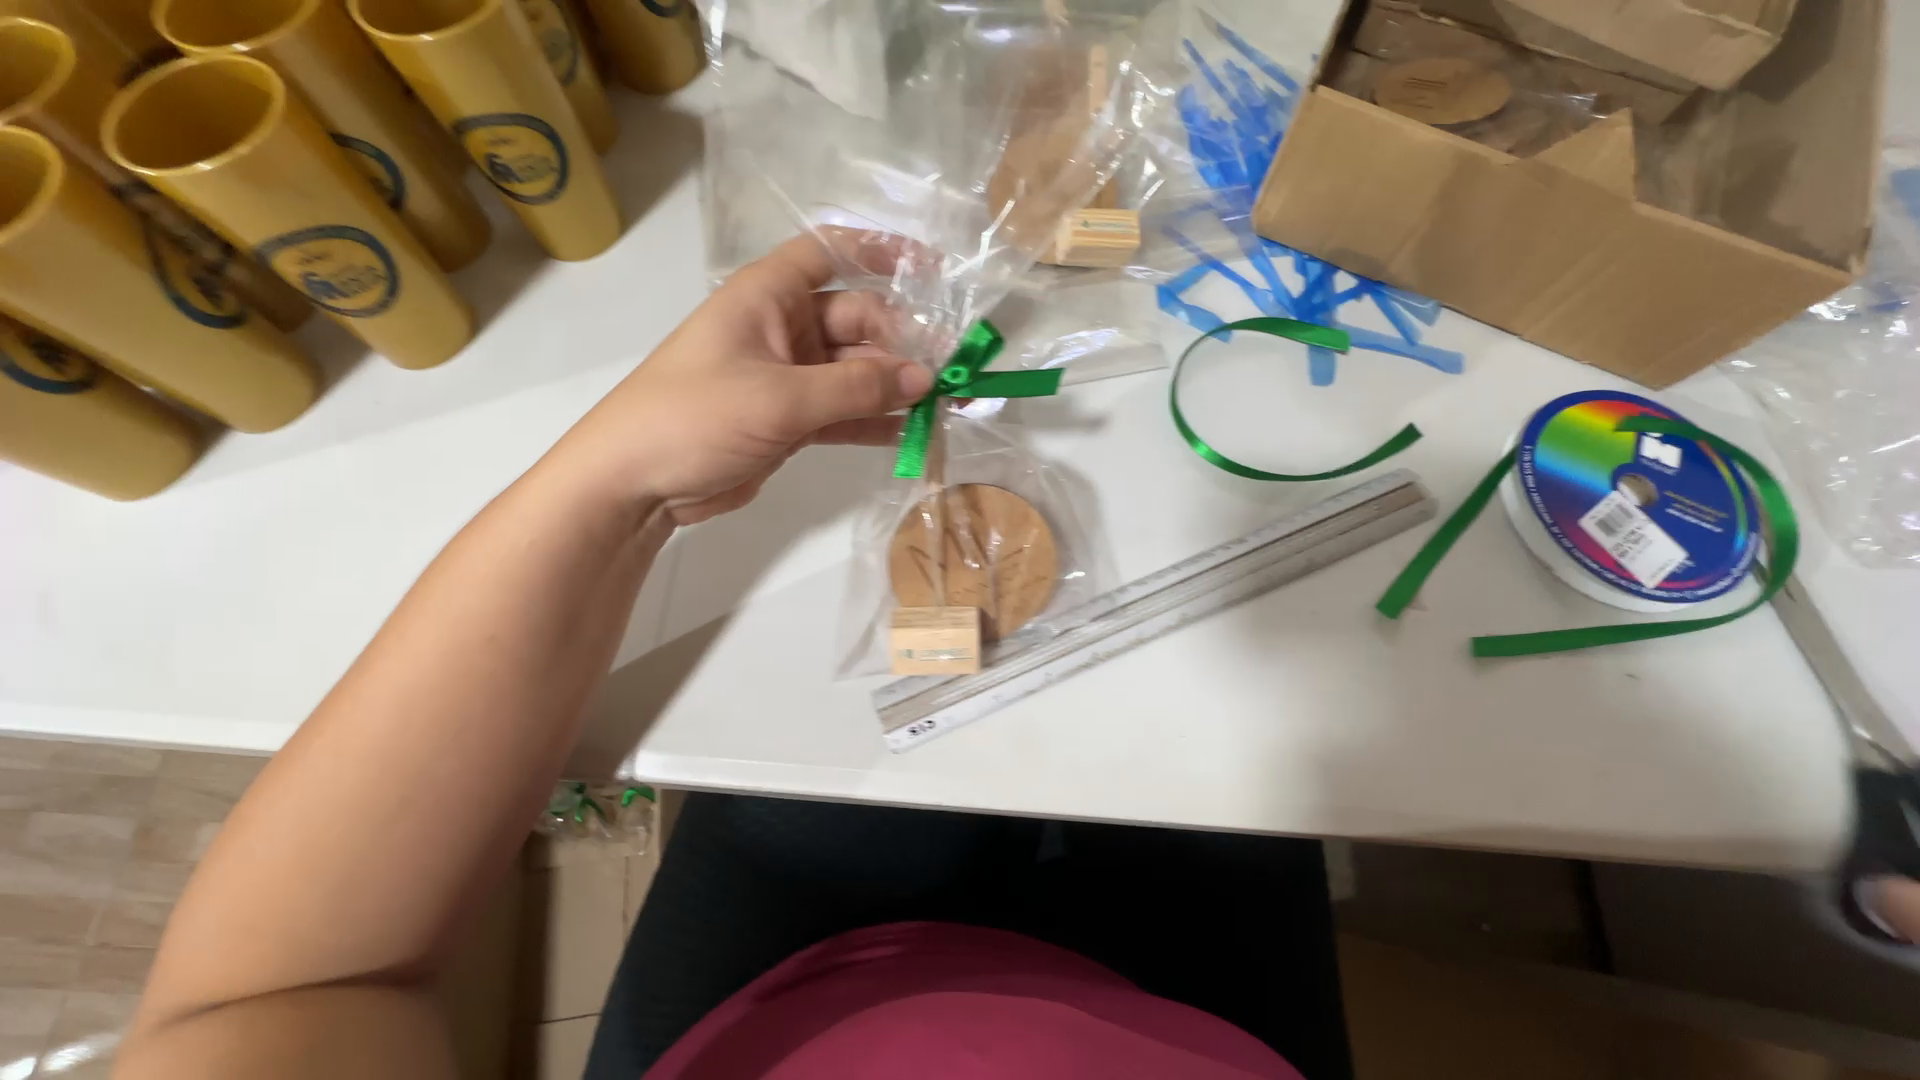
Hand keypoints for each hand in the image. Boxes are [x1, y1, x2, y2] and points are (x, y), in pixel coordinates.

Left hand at [552, 232, 933, 525]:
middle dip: (900, 342)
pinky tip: (910, 433)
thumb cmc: (695, 415)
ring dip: (893, 387)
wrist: (636, 481)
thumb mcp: (780, 398)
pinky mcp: (790, 419)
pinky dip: (873, 421)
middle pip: (856, 318)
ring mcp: (787, 376)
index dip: (878, 251)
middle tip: (947, 372)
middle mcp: (782, 328)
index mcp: (768, 297)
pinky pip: (844, 411)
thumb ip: (856, 388)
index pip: (828, 252)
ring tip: (942, 405)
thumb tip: (924, 378)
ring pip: (854, 370)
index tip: (929, 270)